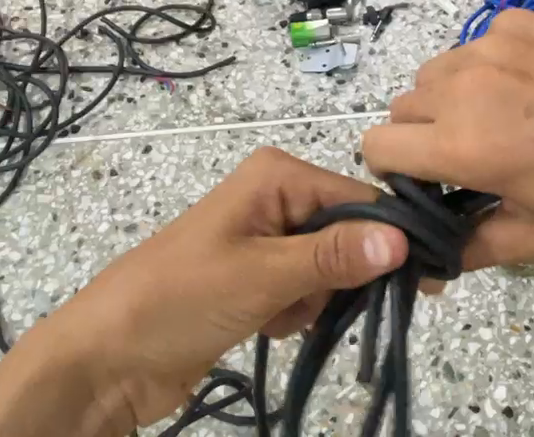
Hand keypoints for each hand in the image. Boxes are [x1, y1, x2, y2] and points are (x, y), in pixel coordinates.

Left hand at [0, 148, 409, 436]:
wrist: (106, 358)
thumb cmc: (180, 298)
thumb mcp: (261, 276)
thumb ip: (332, 258)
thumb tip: (402, 239)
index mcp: (276, 175)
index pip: (357, 197)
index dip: (392, 235)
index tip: (427, 279)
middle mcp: (275, 196)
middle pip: (346, 230)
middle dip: (347, 273)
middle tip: (344, 306)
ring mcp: (265, 238)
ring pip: (329, 265)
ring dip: (319, 298)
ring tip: (284, 317)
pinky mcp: (256, 277)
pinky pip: (305, 289)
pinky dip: (298, 311)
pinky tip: (271, 327)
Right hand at [362, 8, 533, 268]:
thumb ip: (471, 248)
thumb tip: (428, 263)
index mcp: (466, 144)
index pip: (377, 146)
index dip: (397, 172)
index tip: (432, 184)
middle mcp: (467, 84)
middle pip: (403, 106)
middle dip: (424, 135)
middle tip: (475, 158)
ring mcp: (494, 44)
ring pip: (436, 72)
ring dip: (451, 99)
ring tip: (508, 120)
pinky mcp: (522, 20)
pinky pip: (476, 45)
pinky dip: (488, 67)